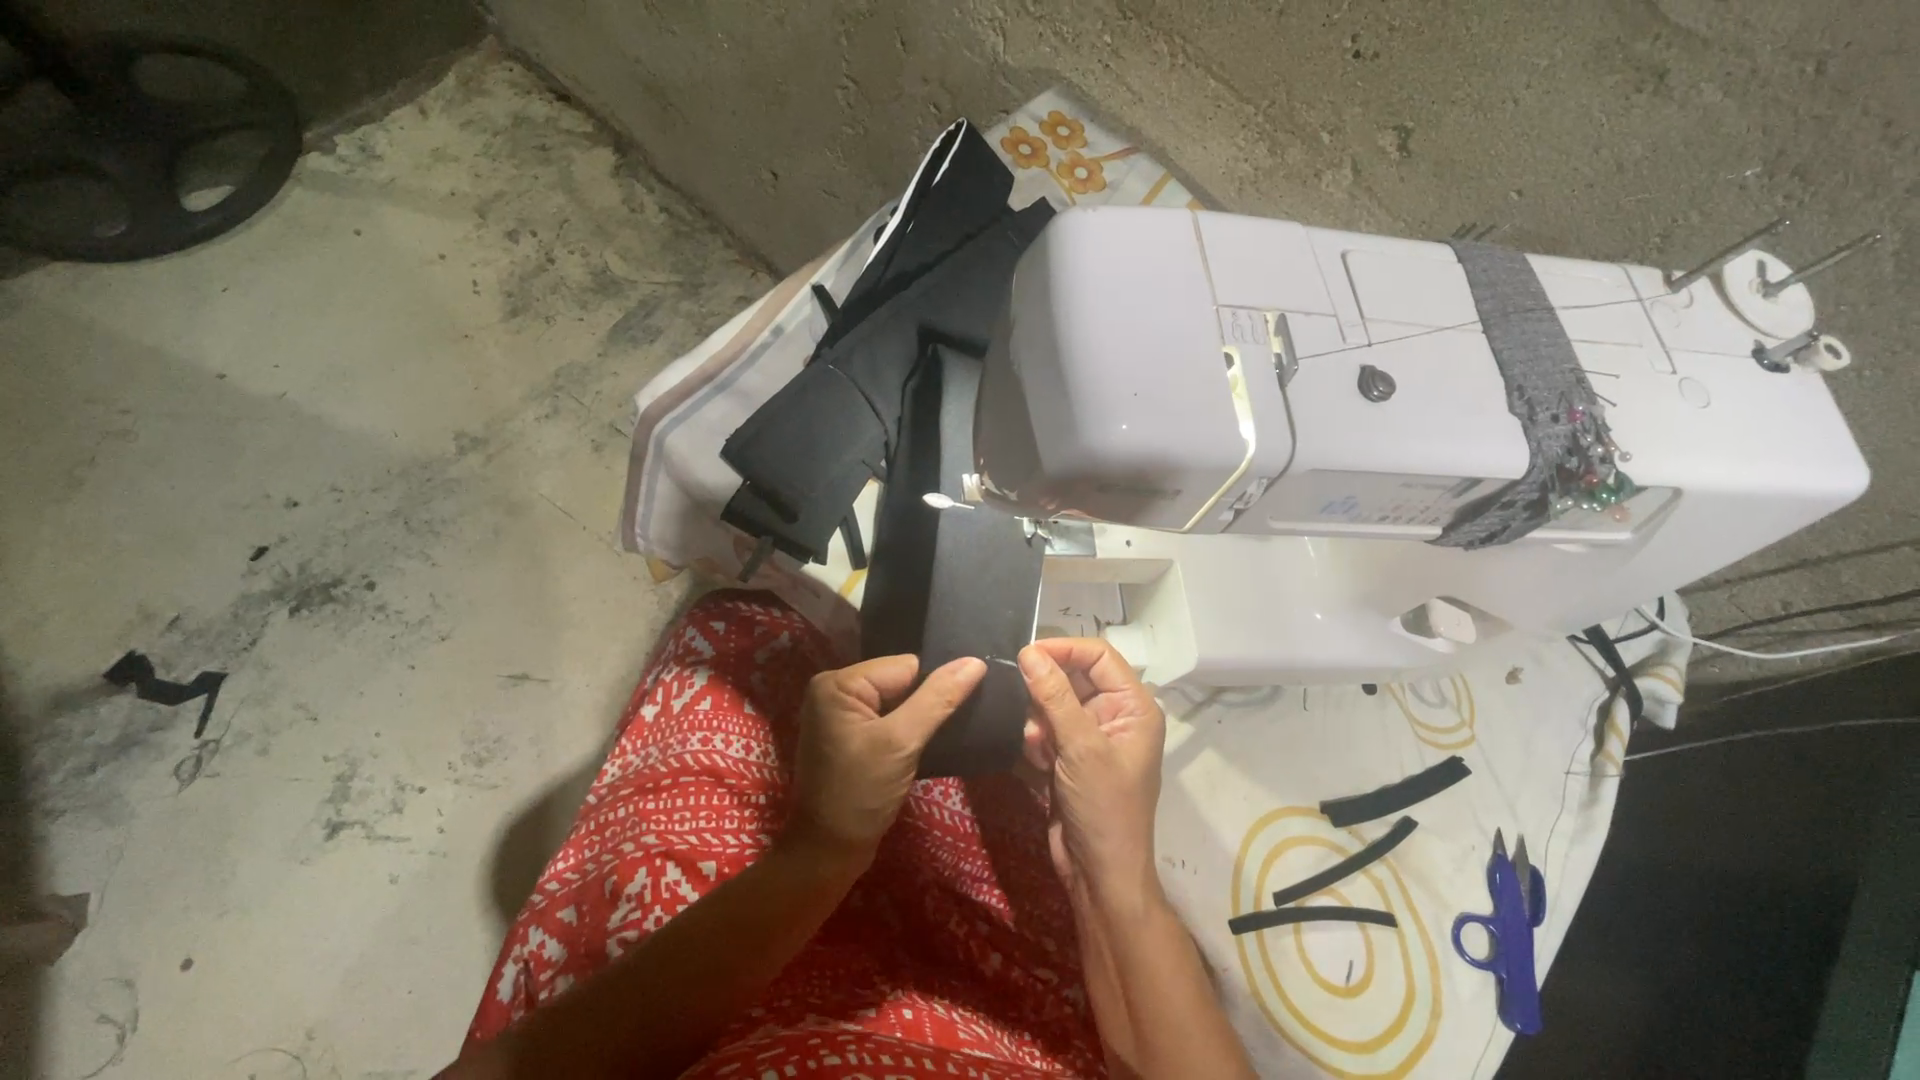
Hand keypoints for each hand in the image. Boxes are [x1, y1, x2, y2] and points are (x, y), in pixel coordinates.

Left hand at [788, 654, 986, 862]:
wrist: (829, 852)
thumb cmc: (861, 794)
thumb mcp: (902, 742)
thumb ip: (938, 699)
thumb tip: (976, 662)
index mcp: (838, 683)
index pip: (906, 666)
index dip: (934, 686)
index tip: (961, 709)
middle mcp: (835, 690)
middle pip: (903, 680)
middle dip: (927, 702)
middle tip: (954, 727)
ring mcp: (842, 715)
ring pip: (900, 701)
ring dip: (921, 718)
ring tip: (946, 735)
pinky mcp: (852, 736)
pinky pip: (890, 719)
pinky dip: (909, 731)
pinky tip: (927, 746)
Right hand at [1018, 639, 1166, 908]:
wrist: (1100, 875)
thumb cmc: (1104, 809)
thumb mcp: (1081, 748)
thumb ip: (1054, 696)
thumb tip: (1029, 652)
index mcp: (1134, 707)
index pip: (1098, 656)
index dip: (1063, 649)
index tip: (1024, 654)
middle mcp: (1115, 715)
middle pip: (1073, 677)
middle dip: (1045, 689)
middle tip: (1015, 696)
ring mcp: (1091, 738)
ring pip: (1053, 704)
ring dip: (1037, 719)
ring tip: (1035, 742)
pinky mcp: (1069, 758)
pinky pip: (1045, 730)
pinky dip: (1035, 740)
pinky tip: (1035, 761)